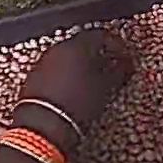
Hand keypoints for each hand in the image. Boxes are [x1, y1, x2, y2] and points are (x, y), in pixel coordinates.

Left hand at [17, 28, 132, 148]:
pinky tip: (77, 89)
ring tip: (96, 81)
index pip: (102, 36)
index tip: (125, 57)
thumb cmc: (75, 104)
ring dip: (84, 65)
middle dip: (100, 55)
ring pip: (69, 57)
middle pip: (84, 45)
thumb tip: (127, 65)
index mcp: (78, 46)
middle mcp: (58, 49)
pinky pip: (56, 68)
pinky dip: (69, 74)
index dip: (117, 46)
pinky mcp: (35, 77)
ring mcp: (44, 63)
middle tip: (113, 67)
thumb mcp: (105, 88)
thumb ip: (119, 72)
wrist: (42, 126)